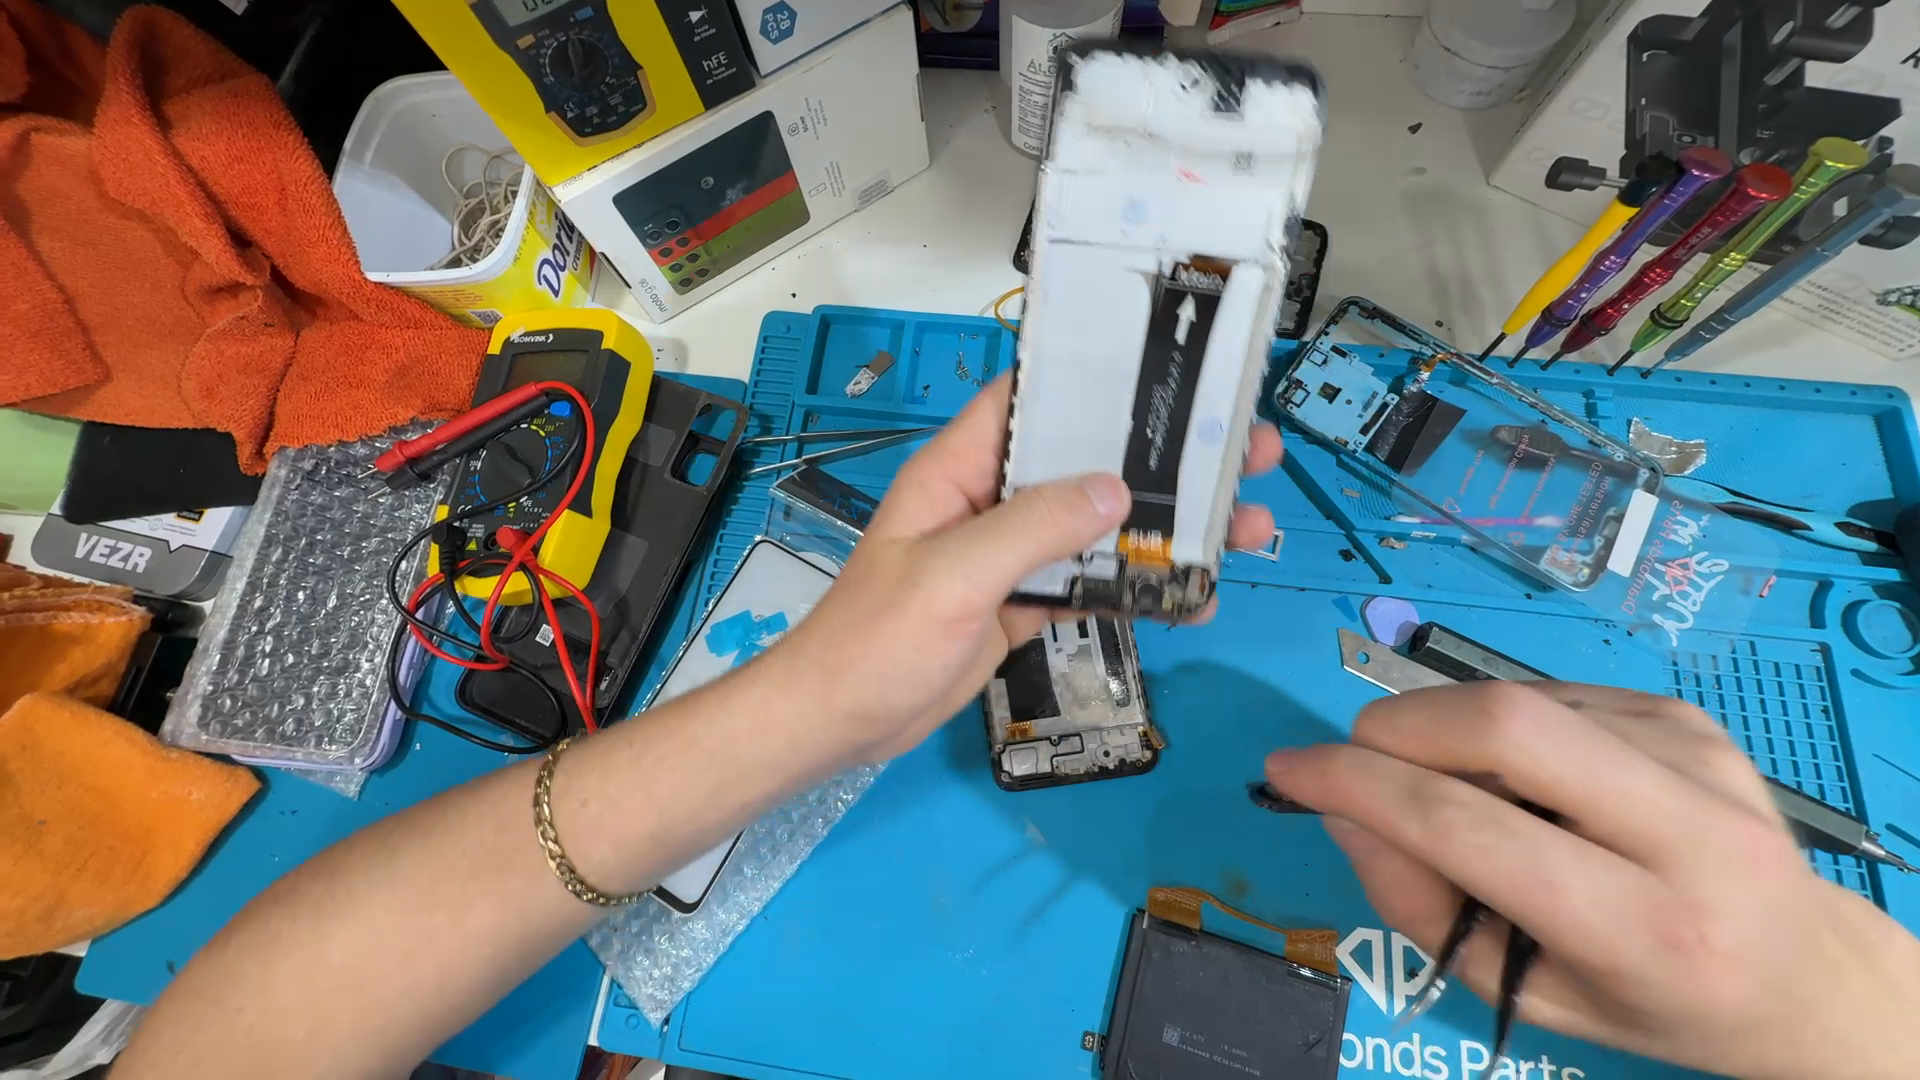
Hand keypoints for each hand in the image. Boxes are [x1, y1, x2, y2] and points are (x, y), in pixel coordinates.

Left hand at [771, 374, 1281, 763]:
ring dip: (1160, 530)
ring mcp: (1007, 555)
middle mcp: (989, 503)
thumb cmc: (878, 640)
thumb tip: (1114, 490)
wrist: (842, 721)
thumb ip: (1030, 530)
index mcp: (960, 472)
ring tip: (1243, 528)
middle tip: (1244, 454)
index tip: (1169, 377)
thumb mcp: (952, 576)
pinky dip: (1132, 588)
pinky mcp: (1019, 602)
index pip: (1027, 403)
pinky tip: (1191, 599)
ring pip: (1094, 529)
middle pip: (1081, 466)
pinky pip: (1084, 583)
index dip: (1091, 382)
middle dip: (1158, 461)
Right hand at [1264, 682, 1919, 1079]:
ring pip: (1504, 697)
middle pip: (1495, 724)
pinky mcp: (1681, 712)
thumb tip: (1343, 807)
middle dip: (1390, 730)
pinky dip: (1485, 726)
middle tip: (1358, 763)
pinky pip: (1534, 693)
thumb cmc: (1644, 998)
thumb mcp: (1516, 985)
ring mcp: (1693, 753)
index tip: (1287, 770)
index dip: (1352, 784)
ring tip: (1456, 784)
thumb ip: (1412, 900)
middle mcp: (1690, 828)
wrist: (1810, 972)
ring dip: (1434, 729)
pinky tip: (1521, 774)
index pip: (1463, 824)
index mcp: (1649, 928)